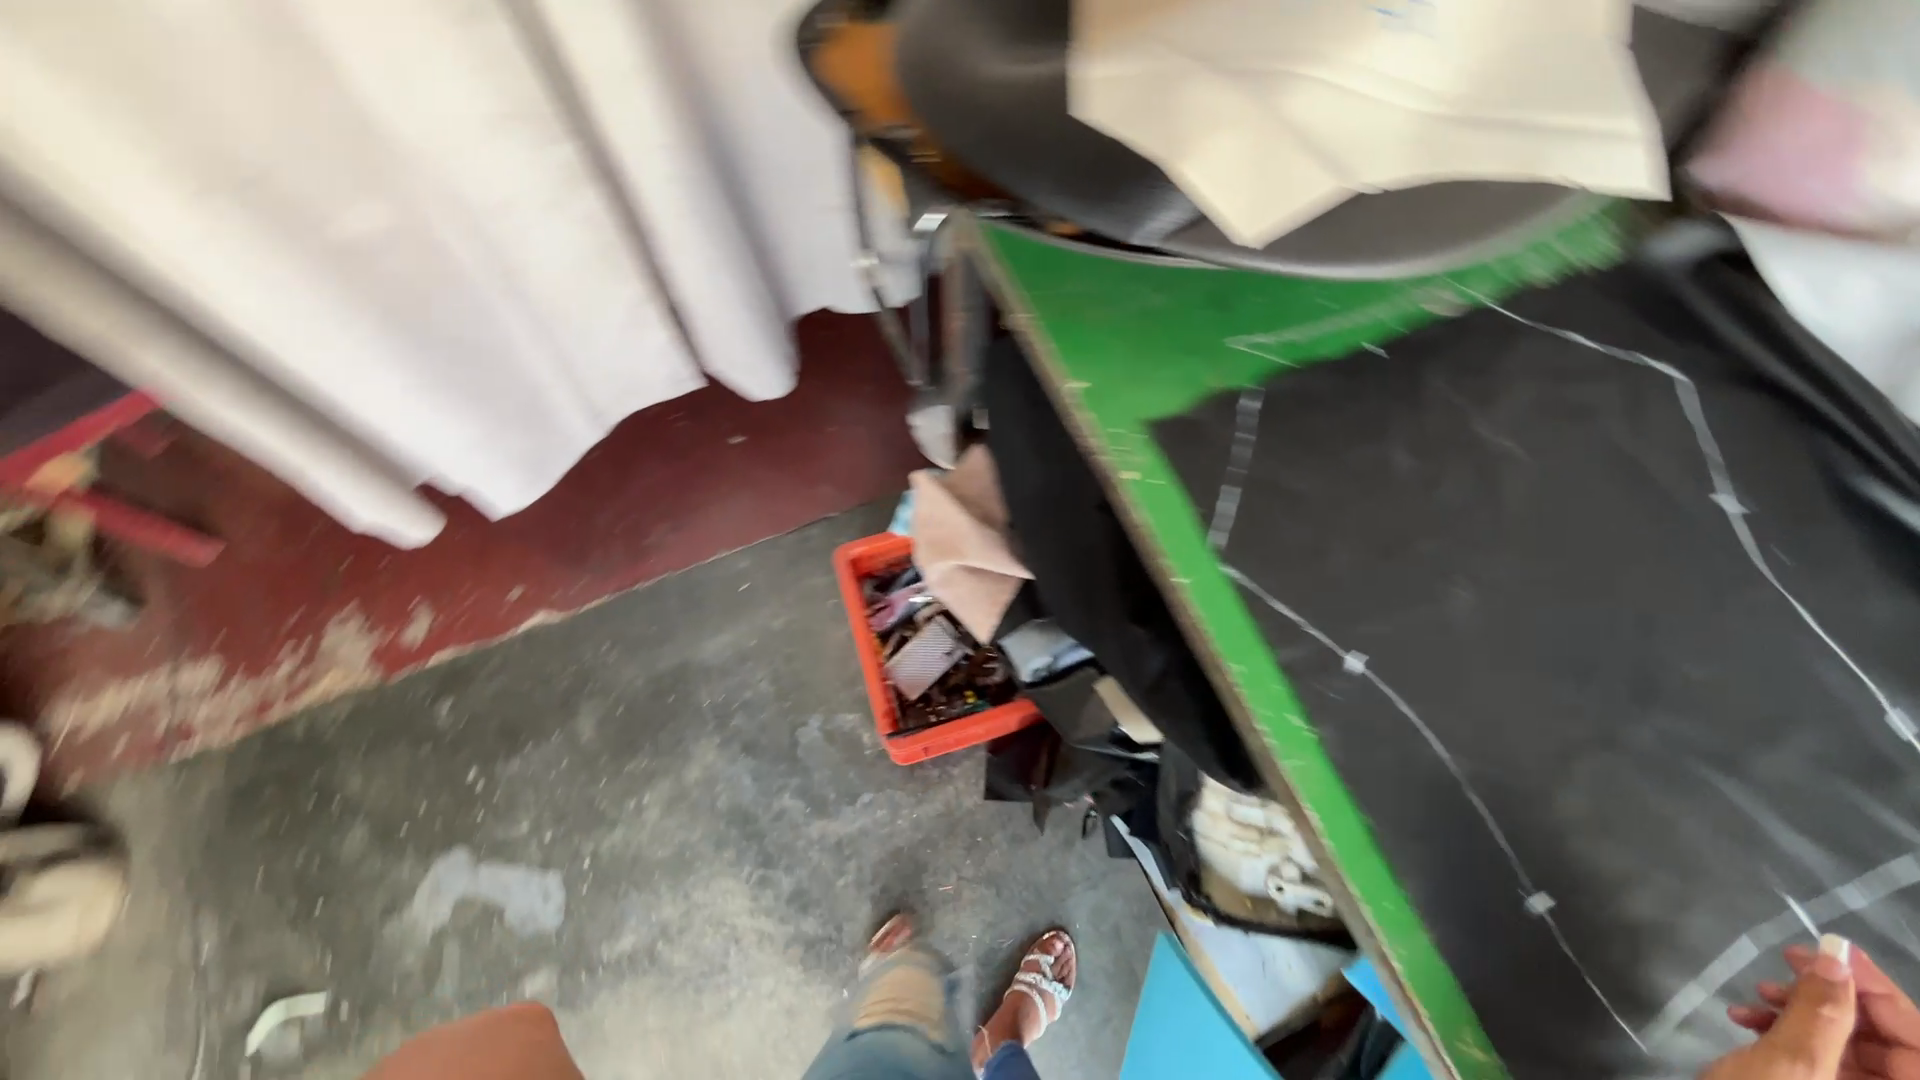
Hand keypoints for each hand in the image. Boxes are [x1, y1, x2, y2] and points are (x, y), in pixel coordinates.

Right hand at [1704, 936, 1919, 1079]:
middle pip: (1888, 1043)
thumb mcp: (1793, 1063)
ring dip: (1801, 1013)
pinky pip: (1826, 1061)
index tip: (1830, 948)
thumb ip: (1822, 1011)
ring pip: (1852, 1048)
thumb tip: (1837, 954)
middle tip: (1784, 965)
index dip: (1878, 990)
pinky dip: (1787, 1034)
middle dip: (1831, 999)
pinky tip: (1746, 1020)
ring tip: (1755, 996)